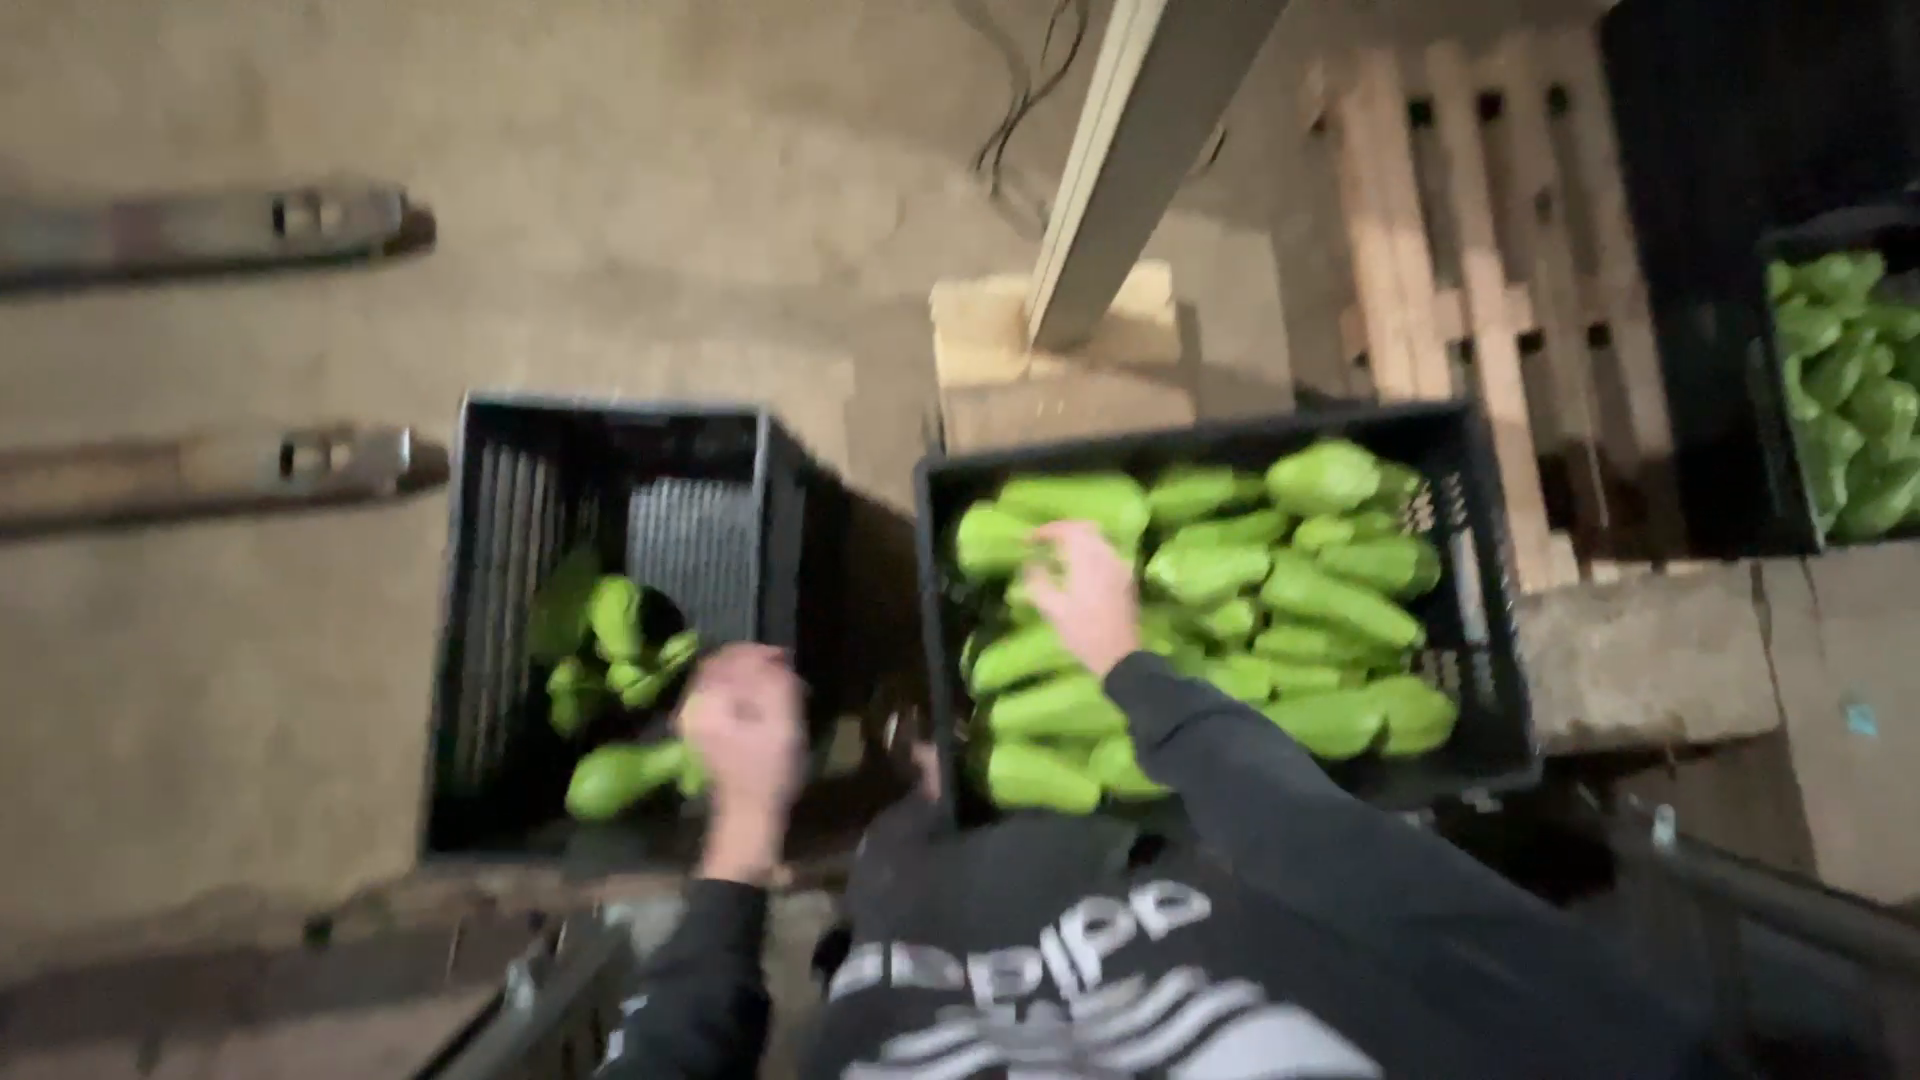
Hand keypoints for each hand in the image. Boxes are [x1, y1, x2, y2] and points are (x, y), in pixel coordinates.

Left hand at [676, 644, 805, 883]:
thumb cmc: (769, 769)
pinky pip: (722, 698)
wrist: (751, 817)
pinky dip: (743, 693)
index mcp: (705, 700)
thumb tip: (770, 658)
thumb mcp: (782, 719)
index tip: (787, 660)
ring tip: (778, 687)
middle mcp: (691, 706)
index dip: (760, 652)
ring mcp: (694, 722)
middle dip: (754, 663)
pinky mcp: (704, 733)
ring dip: (750, 677)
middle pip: (721, 666)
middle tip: (784, 670)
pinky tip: (764, 705)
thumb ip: (774, 680)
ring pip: (722, 681)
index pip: (729, 656)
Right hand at [1024, 521, 1141, 677]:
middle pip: (1086, 528)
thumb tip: (1030, 563)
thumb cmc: (1083, 633)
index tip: (1029, 540)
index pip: (1068, 530)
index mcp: (1088, 561)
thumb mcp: (1053, 610)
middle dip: (1064, 529)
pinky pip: (1107, 551)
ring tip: (1059, 552)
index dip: (1046, 530)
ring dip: (1078, 538)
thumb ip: (1038, 581)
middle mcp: (1107, 556)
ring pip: (1098, 538)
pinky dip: (1090, 549)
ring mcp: (1120, 566)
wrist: (1119, 656)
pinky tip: (1079, 566)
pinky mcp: (1126, 577)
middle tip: (1045, 540)